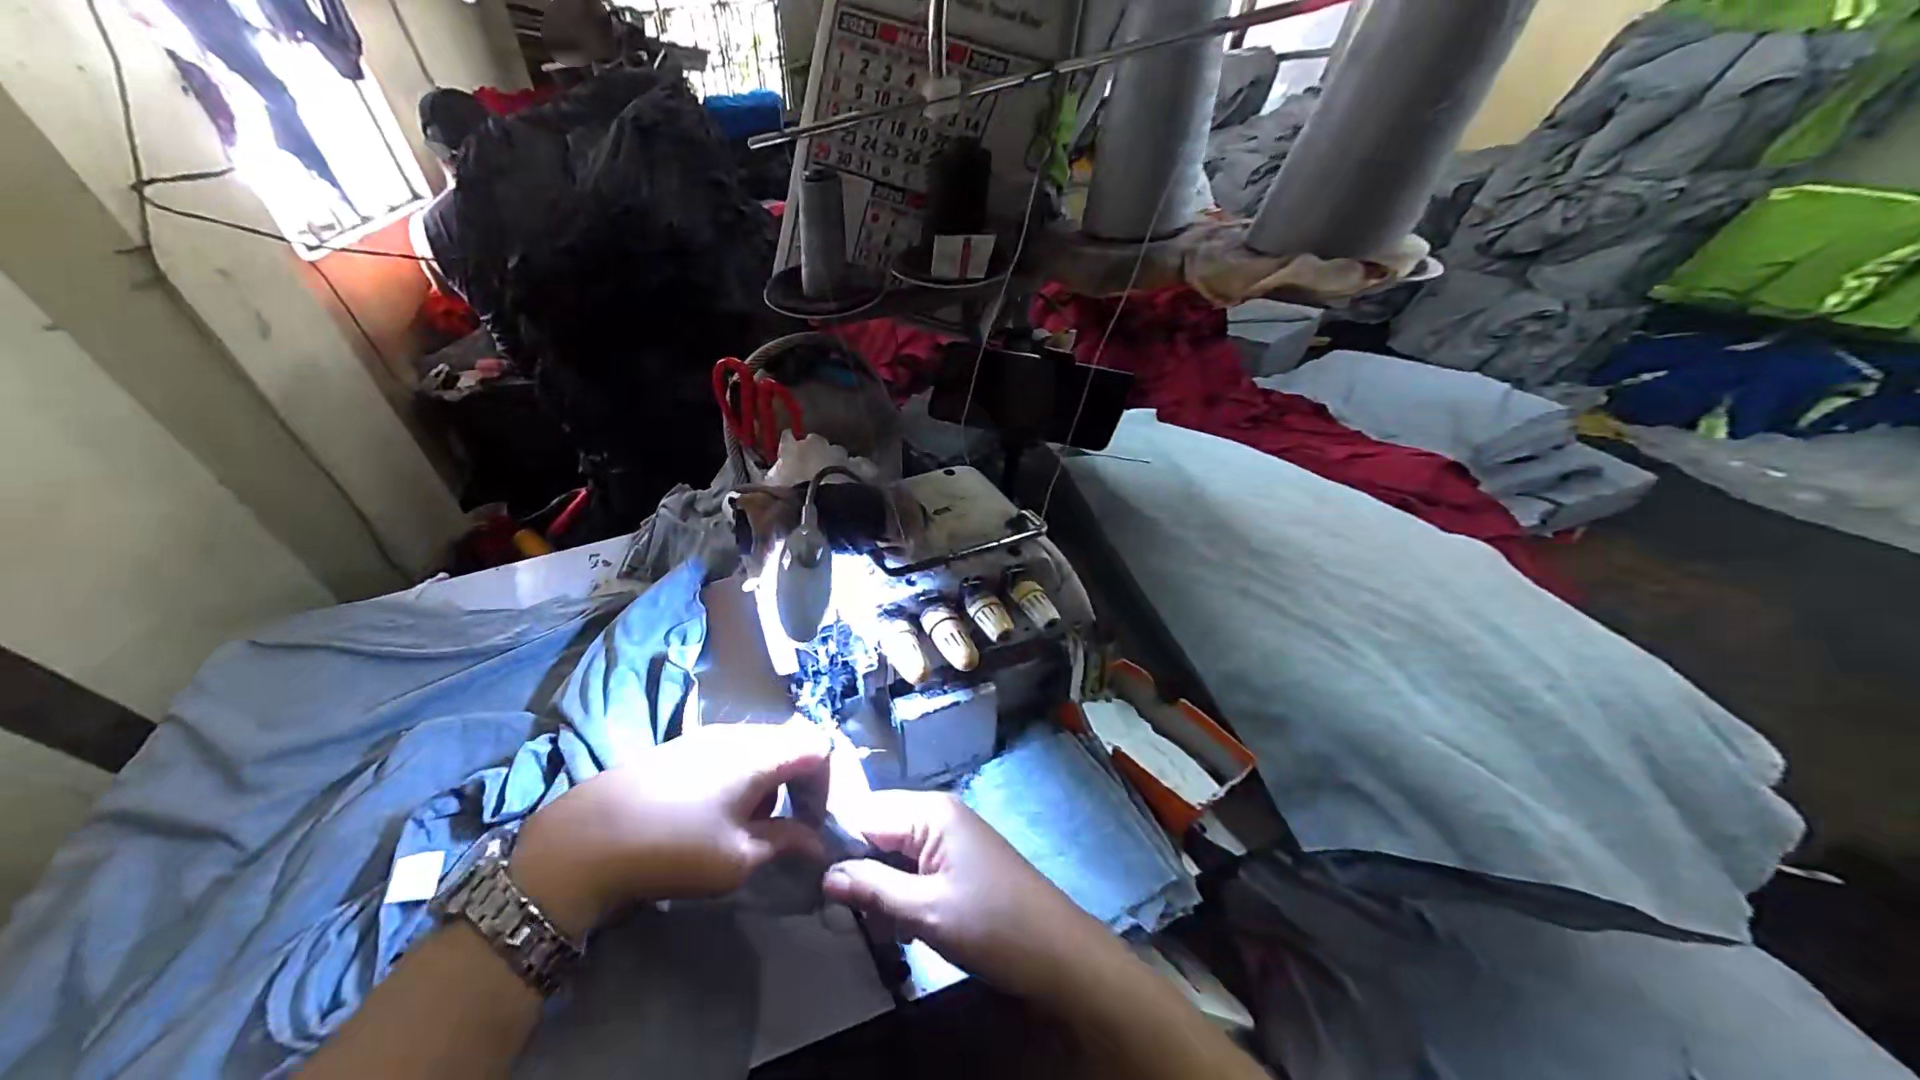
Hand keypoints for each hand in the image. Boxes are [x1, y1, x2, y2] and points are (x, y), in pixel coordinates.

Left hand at [510, 721, 829, 935]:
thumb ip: (785, 842)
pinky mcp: (678, 747)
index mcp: (759, 754)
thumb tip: (815, 842)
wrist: (581, 843)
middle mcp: (737, 734)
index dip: (825, 786)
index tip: (810, 826)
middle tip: (789, 826)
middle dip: (800, 783)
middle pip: (791, 742)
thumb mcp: (738, 858)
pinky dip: (742, 777)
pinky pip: (730, 751)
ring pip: (760, 746)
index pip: (818, 748)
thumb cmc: (673, 849)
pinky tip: (714, 811)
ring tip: (750, 823)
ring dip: (771, 781)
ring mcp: (704, 736)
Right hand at [821, 790, 1108, 1004]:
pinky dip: (904, 895)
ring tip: (884, 928)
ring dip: (882, 889)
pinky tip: (906, 928)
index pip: (864, 811)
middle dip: (860, 871)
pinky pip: (915, 868)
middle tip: (849, 913)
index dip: (836, 843)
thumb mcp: (925, 910)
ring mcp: (951, 837)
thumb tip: (823, 875)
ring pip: (894, 854)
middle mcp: (938, 814)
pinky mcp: (959, 862)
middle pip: (878, 831)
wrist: (1060, 953)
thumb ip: (871, 888)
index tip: (813, 879)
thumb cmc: (992, 924)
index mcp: (930, 811)